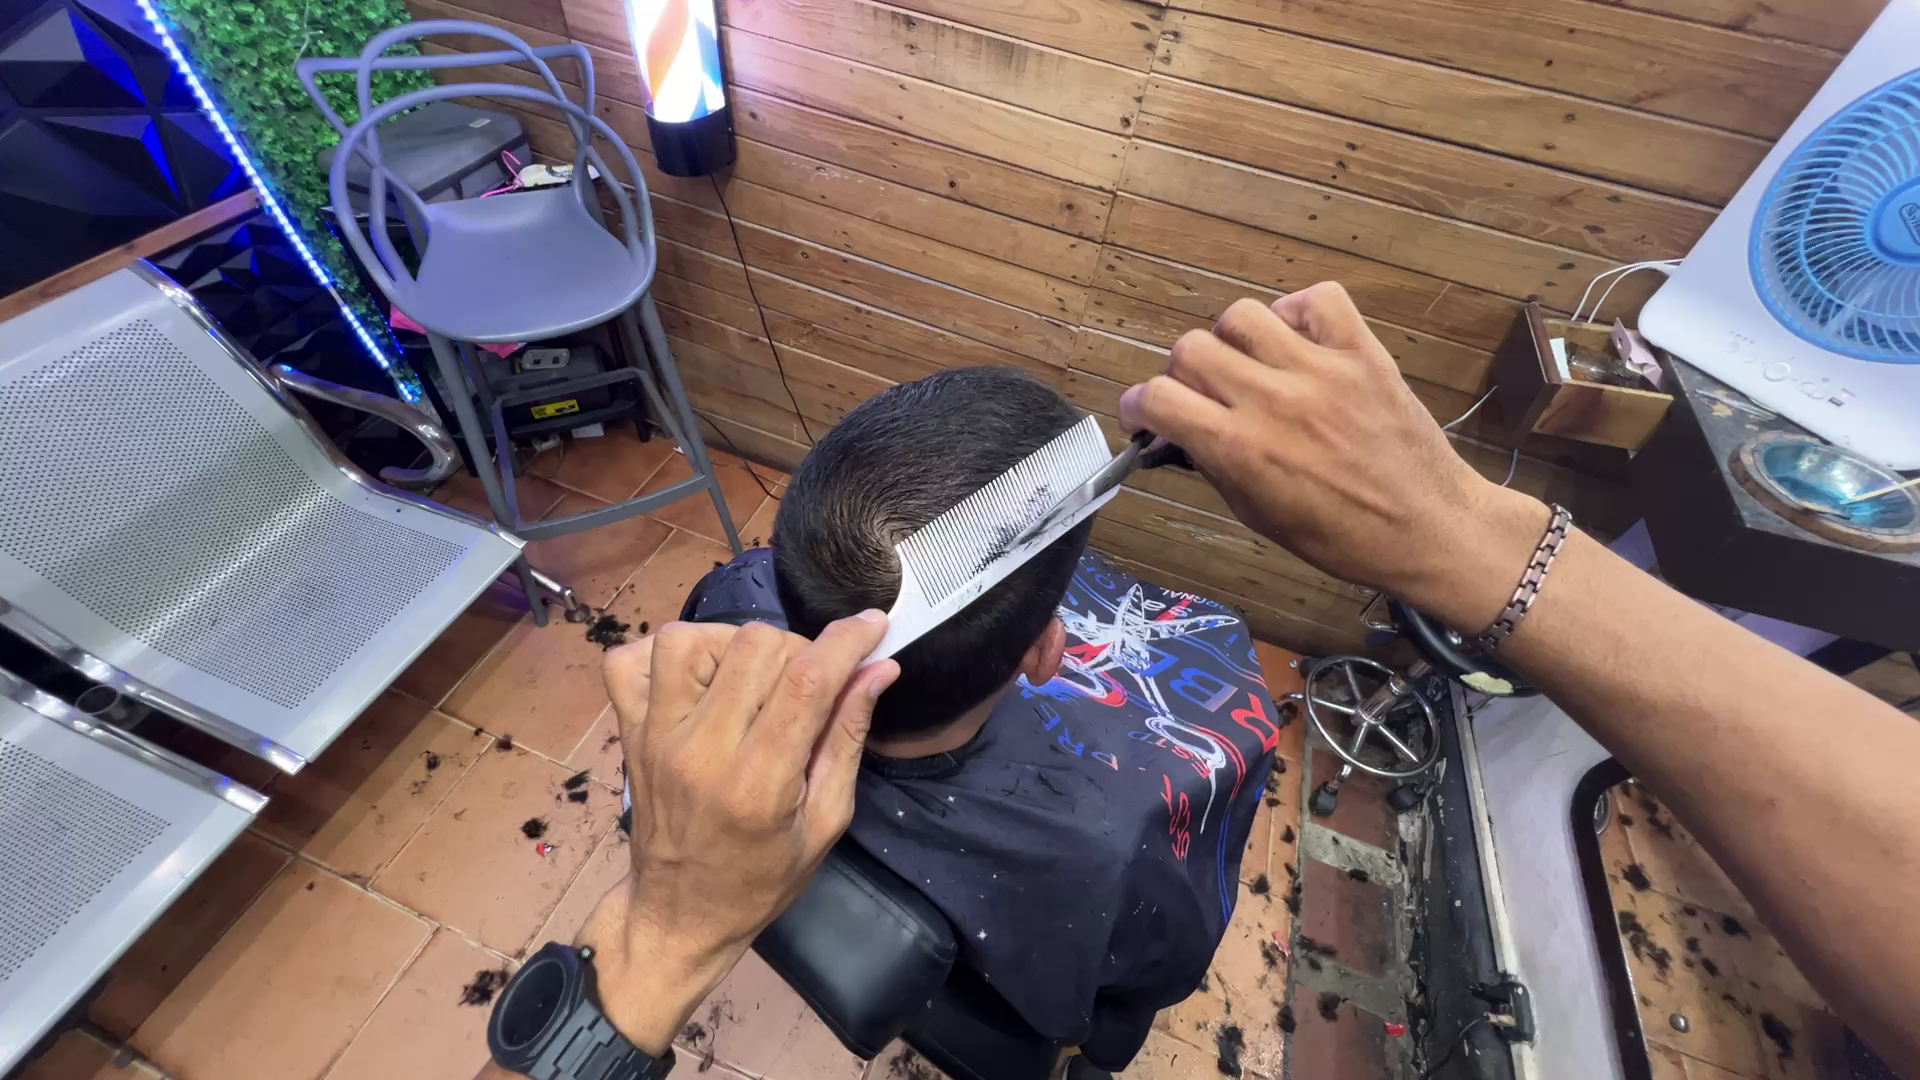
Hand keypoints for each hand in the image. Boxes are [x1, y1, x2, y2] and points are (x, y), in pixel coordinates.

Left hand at [575, 615, 899, 1054]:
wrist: (677, 919)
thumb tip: (879, 668)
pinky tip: (700, 677)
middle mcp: (699, 748)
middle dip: (799, 648)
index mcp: (758, 781)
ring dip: (735, 644)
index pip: (807, 680)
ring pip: (688, 639)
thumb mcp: (826, 820)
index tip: (875, 624)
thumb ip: (848, 736)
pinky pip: (629, 660)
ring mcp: (653, 736)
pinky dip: (667, 654)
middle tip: (811, 680)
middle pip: (754, 645)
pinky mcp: (627, 731)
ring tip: (755, 677)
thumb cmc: (762, 878)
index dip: (847, 640)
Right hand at [1118, 282, 1548, 631]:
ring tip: (1246, 366)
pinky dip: (1294, 313)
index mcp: (1238, 447)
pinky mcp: (1362, 351)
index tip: (1142, 416)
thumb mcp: (1253, 512)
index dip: (1136, 406)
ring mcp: (1319, 369)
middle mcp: (1270, 399)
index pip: (1157, 398)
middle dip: (1180, 375)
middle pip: (1190, 348)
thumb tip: (1177, 431)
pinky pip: (1316, 299)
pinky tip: (1293, 343)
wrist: (1427, 528)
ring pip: (1241, 315)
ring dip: (1229, 341)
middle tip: (1199, 396)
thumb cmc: (1334, 536)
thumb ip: (1210, 462)